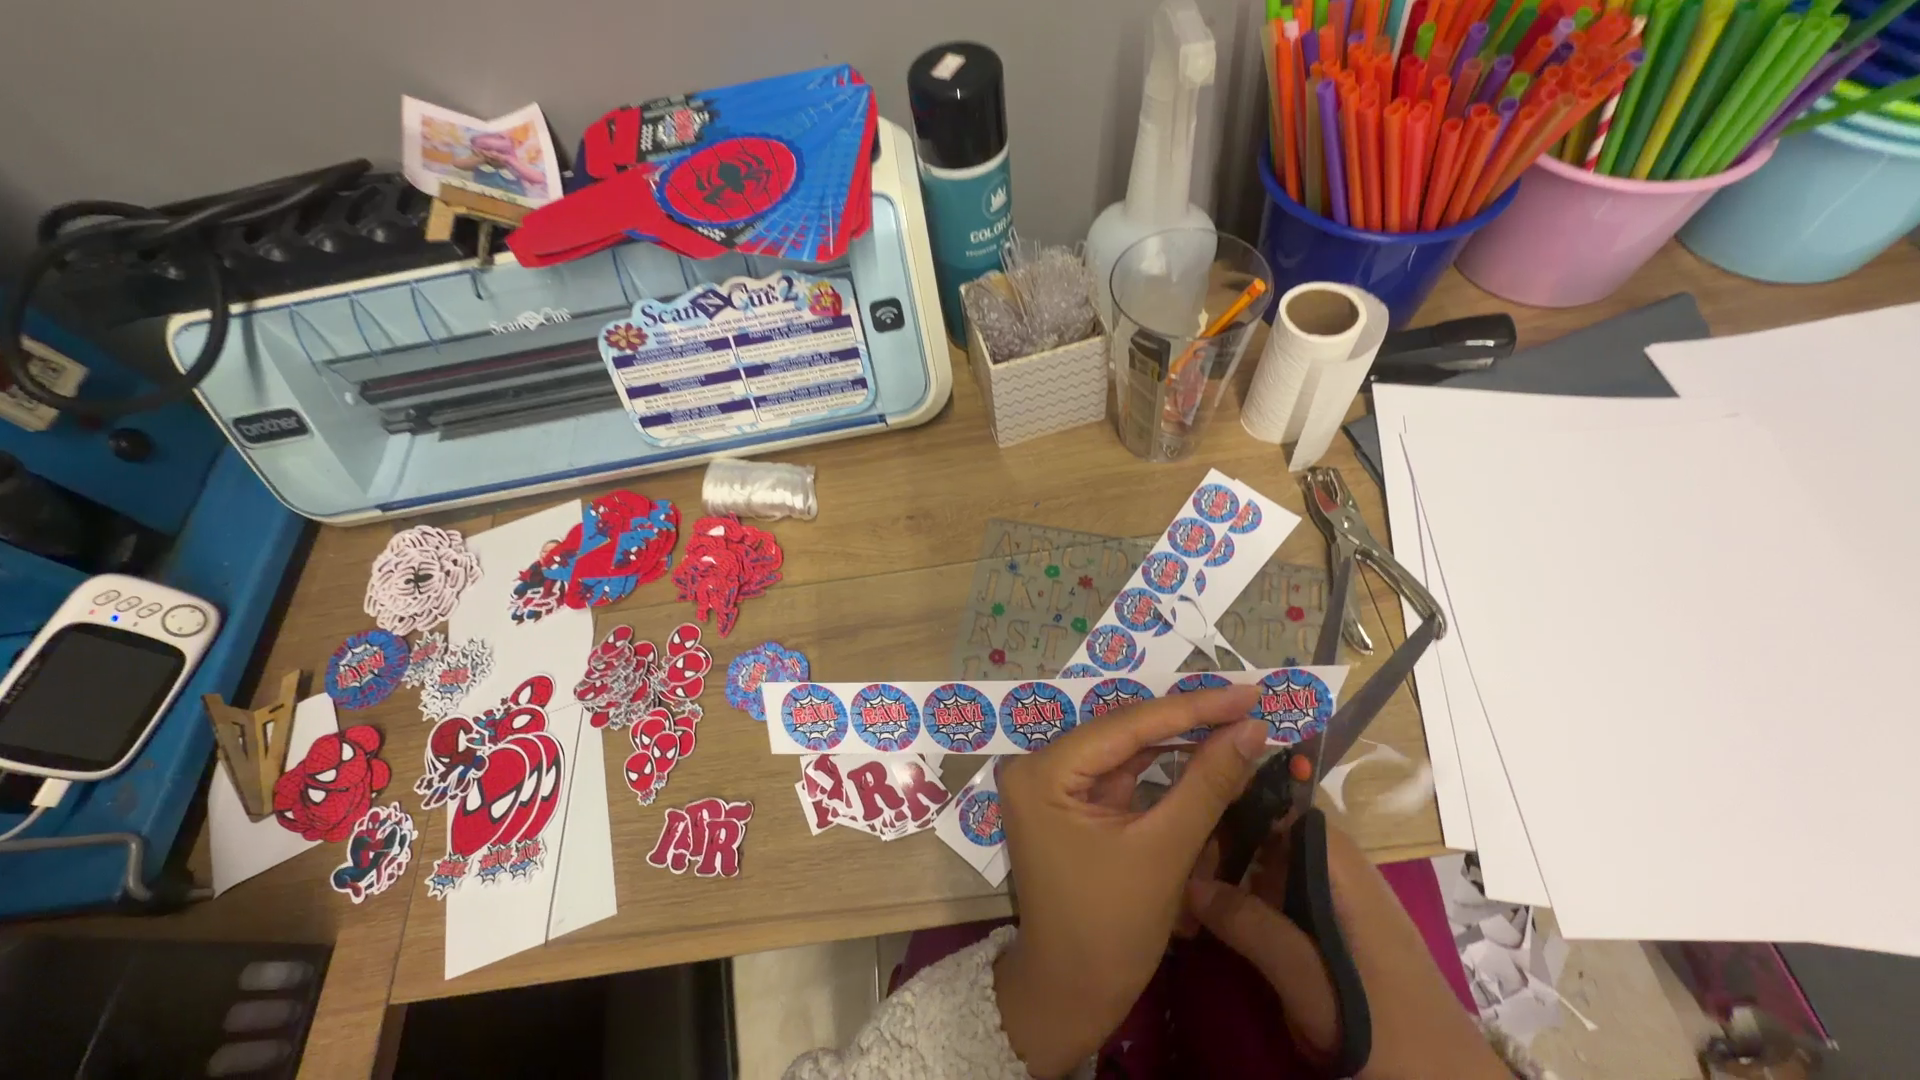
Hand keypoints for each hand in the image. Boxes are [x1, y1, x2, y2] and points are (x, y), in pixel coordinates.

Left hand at [992, 685, 1267, 1077]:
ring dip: (1179, 738)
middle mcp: (1040, 765)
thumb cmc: (1112, 928)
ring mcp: (1053, 783)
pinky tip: (1202, 748)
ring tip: (1235, 717)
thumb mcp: (1165, 850)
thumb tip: (1252, 726)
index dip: (1195, 707)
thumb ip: (1207, 782)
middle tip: (1250, 701)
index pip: (1128, 725)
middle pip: (1125, 730)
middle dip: (1189, 718)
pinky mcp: (1071, 801)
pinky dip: (1163, 765)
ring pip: (1126, 748)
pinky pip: (1122, 772)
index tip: (1251, 692)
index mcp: (1043, 771)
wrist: (1073, 992)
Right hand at [1187, 819, 1509, 1079]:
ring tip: (1177, 885)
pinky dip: (1242, 896)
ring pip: (1265, 860)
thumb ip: (1255, 929)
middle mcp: (1333, 866)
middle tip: (1168, 861)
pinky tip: (1208, 915)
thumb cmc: (1388, 1029)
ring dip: (1225, 868)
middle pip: (1264, 828)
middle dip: (1217, 838)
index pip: (1276, 799)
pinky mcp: (1326, 924)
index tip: (1180, 808)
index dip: (1228, 796)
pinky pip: (1275, 891)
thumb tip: (1189, 882)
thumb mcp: (1312, 983)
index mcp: (1337, 862)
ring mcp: (1331, 895)